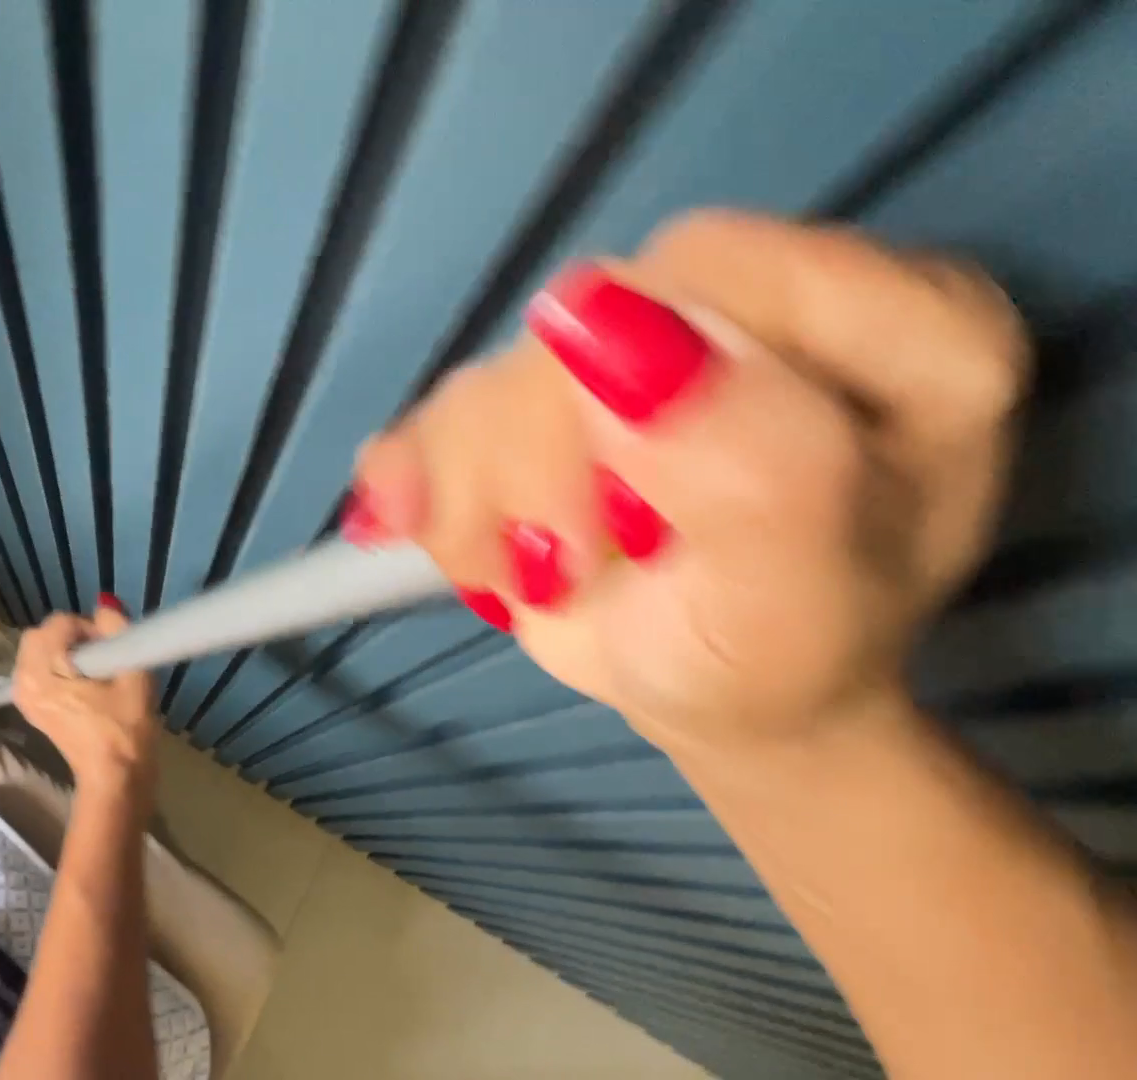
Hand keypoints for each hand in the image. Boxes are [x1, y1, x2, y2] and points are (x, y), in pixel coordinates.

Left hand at [12, 602, 159, 799]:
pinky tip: (82, 684)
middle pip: (40, 634)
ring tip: (93, 671)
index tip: (110, 649)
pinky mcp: (31, 709)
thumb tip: (104, 606)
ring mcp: (24, 697)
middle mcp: (24, 681)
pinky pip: (36, 670)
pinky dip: (55, 666)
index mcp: (44, 671)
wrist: (115, 778)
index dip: (88, 628)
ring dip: (62, 650)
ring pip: (36, 651)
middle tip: (101, 656)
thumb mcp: (133, 673)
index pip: (59, 623)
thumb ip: (118, 630)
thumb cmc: (126, 728)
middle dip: (70, 635)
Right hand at [350, 210, 1028, 750]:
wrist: (706, 688)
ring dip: (475, 501)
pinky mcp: (526, 402)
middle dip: (541, 467)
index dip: (633, 386)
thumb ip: (750, 459)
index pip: (706, 269)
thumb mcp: (795, 595)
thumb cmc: (776, 658)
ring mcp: (614, 356)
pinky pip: (430, 418)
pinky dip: (412, 488)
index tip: (630, 517)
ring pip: (482, 382)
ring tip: (535, 577)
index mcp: (873, 322)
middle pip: (571, 328)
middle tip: (571, 566)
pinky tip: (431, 535)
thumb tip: (605, 324)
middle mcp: (735, 311)